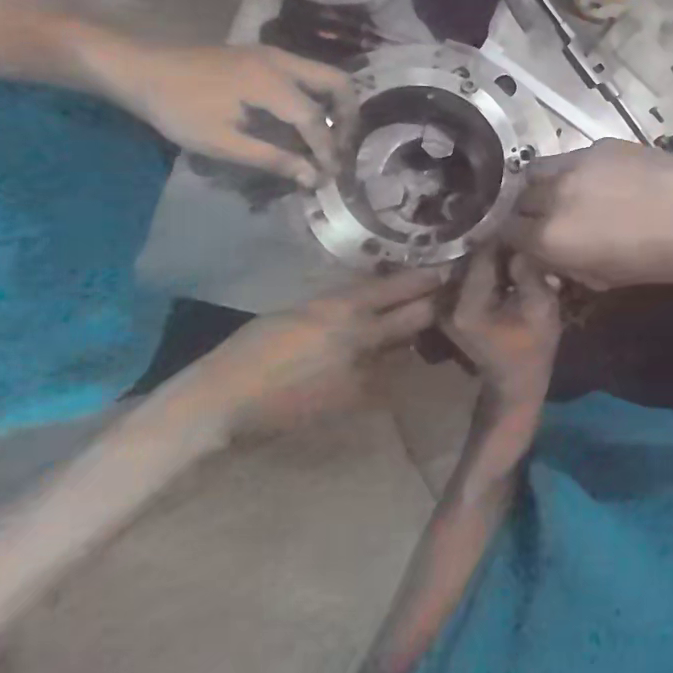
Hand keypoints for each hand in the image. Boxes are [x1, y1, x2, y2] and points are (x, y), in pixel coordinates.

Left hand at [89, 37, 355, 186]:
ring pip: (325, 75)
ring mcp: (274, 55)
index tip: (332, 175)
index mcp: (272, 83)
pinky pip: (307, 73)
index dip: (327, 150)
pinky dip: (317, 96)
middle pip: (337, 84)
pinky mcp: (264, 56)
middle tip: (342, 147)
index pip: (316, 120)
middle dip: (348, 117)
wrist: (138, 68)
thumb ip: (272, 158)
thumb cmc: (177, 108)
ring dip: (335, 105)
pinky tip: (305, 120)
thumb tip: (313, 177)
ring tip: (329, 136)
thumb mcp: (221, 142)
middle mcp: (282, 62)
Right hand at [183, 268, 445, 436]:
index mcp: (343, 307)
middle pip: (420, 316)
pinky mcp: (361, 401)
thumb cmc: (254, 346)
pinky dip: (384, 367)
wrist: (229, 402)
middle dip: (432, 306)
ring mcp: (367, 372)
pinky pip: (386, 377)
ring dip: (407, 339)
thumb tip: (372, 296)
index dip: (427, 278)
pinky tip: (370, 364)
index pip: (402, 287)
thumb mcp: (301, 310)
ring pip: (405, 348)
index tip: (443, 271)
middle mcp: (364, 337)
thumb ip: (341, 303)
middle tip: (440, 297)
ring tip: (405, 329)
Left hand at [443, 245, 560, 405]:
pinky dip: (484, 272)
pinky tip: (504, 274)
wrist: (514, 381)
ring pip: (468, 265)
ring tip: (514, 258)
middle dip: (497, 250)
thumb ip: (530, 275)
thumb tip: (519, 245)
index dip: (504, 241)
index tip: (524, 234)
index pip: (483, 255)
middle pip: (472, 258)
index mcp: (469, 304)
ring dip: (491, 260)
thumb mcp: (543, 310)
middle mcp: (447, 302)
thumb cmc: (533, 348)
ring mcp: (443, 306)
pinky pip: (465, 277)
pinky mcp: (447, 307)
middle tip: (521, 245)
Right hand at [503, 140, 672, 288]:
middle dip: (523, 210)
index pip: (507, 232)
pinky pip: (572, 156)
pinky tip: (597, 179)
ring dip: (540, 184)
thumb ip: (562, 265)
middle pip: (518, 199)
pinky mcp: (600, 144)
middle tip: (541, 218)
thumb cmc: (650, 262)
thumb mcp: (598, 279)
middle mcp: (553, 196)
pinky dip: (573, 170)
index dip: (512, 237)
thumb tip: (545, 256)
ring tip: (559, 192)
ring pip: (537, 169)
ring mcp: (575, 164)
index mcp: (549, 236)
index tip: (523, 240)